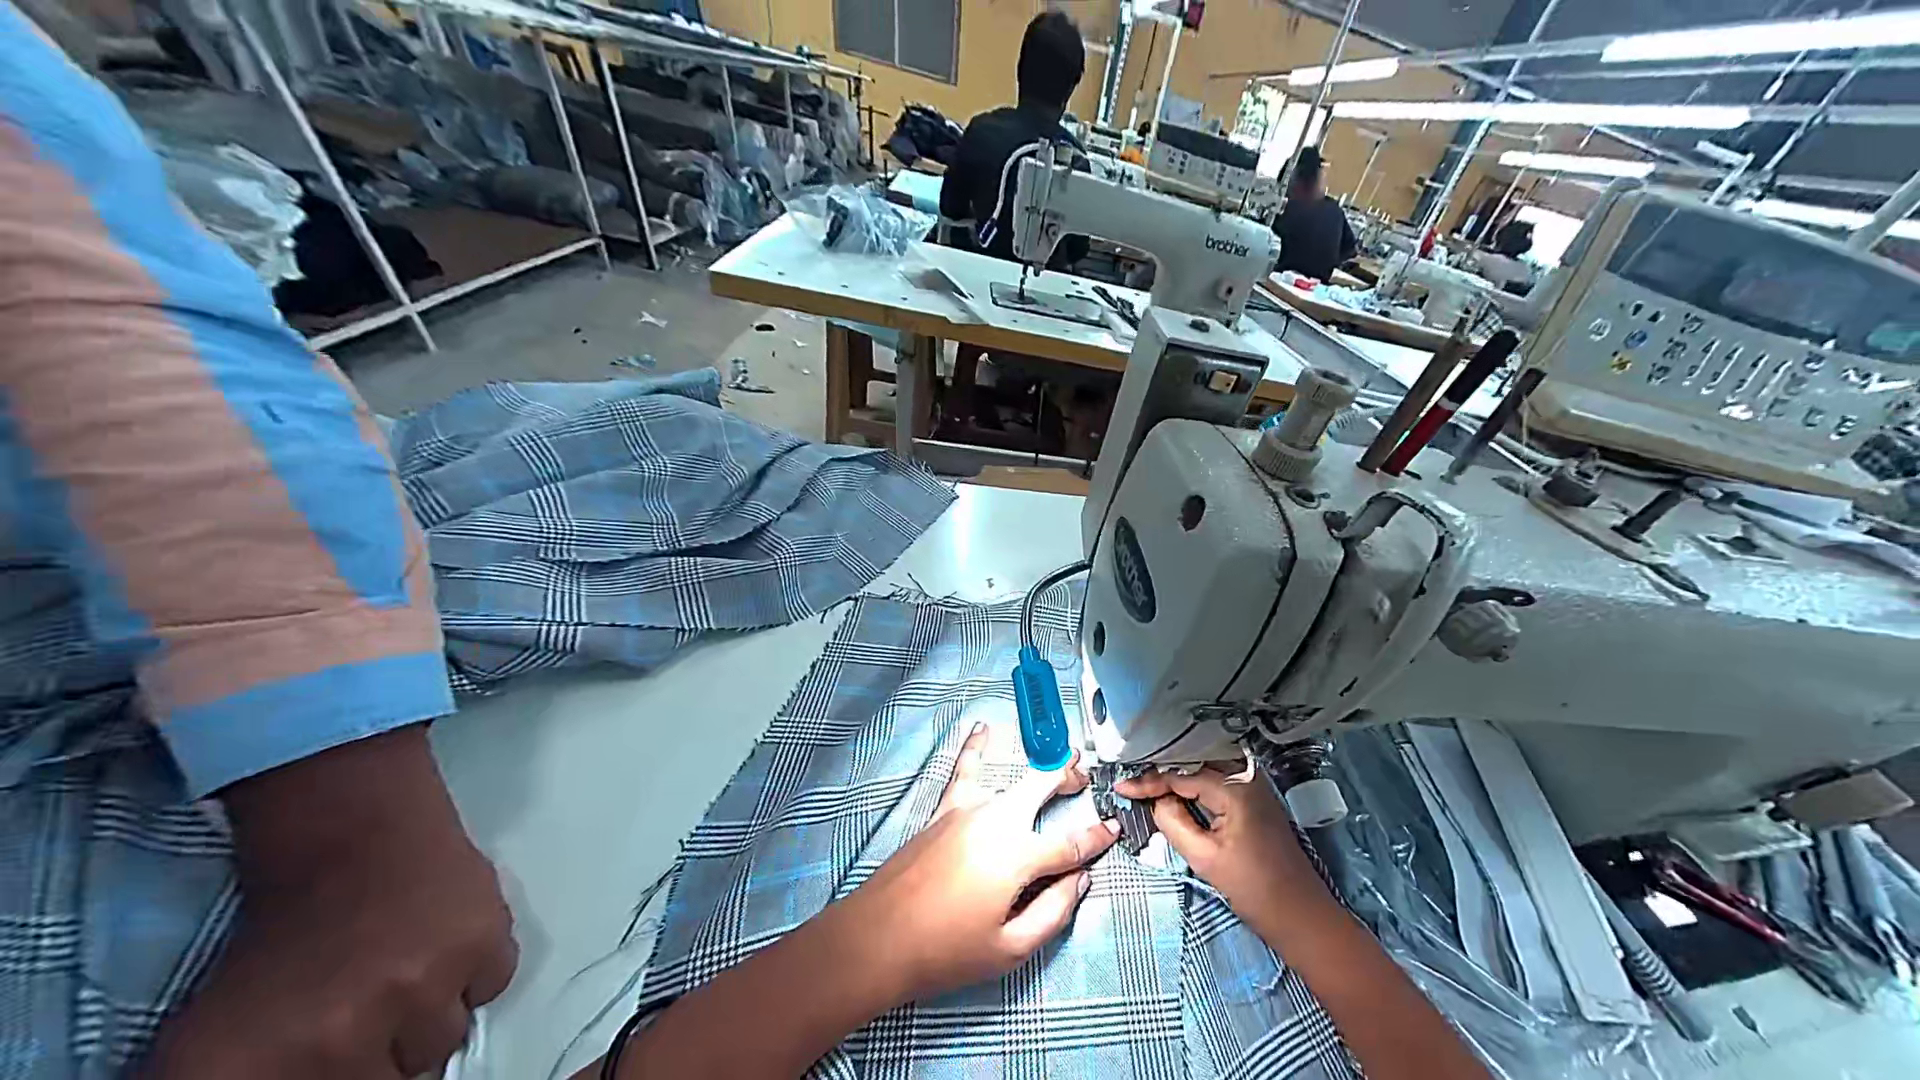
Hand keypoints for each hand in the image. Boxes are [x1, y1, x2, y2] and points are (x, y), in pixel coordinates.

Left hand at [142, 727, 515, 1078]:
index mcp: (260, 1073)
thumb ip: (245, 1079)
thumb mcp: (208, 1040)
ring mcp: (425, 991)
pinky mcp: (484, 944)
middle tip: (374, 1014)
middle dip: (382, 1054)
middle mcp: (343, 1044)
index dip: (334, 1071)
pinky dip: (476, 971)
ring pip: (444, 1041)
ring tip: (413, 977)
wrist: (352, 840)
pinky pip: (492, 984)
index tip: (344, 1049)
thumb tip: (296, 1074)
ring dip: (431, 1015)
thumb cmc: (285, 936)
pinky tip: (450, 947)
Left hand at [827, 722, 1119, 1004]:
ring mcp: (966, 811)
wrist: (878, 936)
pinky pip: (964, 771)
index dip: (1095, 839)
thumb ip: (1054, 912)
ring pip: (1009, 775)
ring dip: (1038, 765)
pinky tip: (981, 729)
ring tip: (1058, 756)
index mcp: (1017, 856)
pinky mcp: (943, 811)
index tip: (1112, 829)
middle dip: (1068, 777)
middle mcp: (994, 821)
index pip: (1069, 844)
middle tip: (1085, 776)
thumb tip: (1078, 880)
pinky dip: (975, 747)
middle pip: (1041, 788)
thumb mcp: (1011, 949)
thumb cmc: (944, 950)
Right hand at [1115, 767, 1336, 930]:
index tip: (1121, 787)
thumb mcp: (1204, 857)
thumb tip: (1156, 801)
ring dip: (1177, 776)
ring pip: (1205, 770)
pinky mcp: (1256, 799)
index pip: (1181, 775)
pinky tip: (1176, 793)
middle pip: (1194, 763)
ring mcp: (1254, 787)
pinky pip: (1217, 781)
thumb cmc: (1256, 891)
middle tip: (1131, 781)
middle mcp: (1247, 778)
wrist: (1304, 918)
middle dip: (1161, 771)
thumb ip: (1173, 821)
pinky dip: (1194, 785)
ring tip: (1146, 784)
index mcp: (1236, 788)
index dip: (1148, 782)